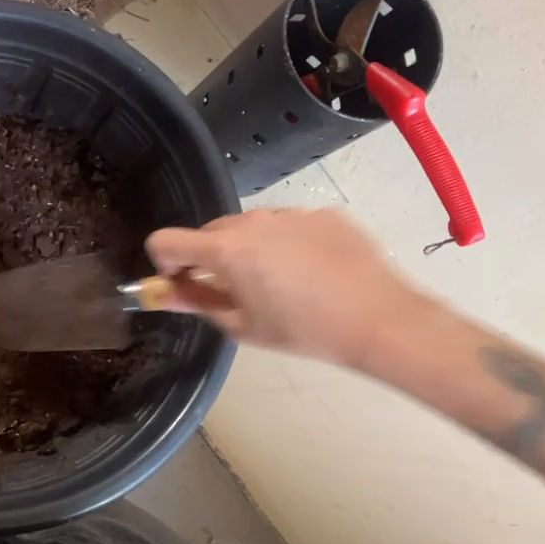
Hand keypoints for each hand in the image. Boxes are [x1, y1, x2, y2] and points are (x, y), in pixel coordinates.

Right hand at [145, 208, 432, 366]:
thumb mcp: (243, 326)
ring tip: (278, 282)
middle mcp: (252, 221)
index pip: (166, 240)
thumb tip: (164, 293)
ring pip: (249, 227)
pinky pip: (287, 225)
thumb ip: (197, 302)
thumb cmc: (304, 330)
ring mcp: (290, 213)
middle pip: (208, 232)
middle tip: (232, 290)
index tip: (183, 282)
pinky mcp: (322, 214)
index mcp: (226, 249)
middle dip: (209, 257)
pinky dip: (285, 243)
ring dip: (247, 249)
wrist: (380, 319)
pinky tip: (310, 272)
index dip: (165, 262)